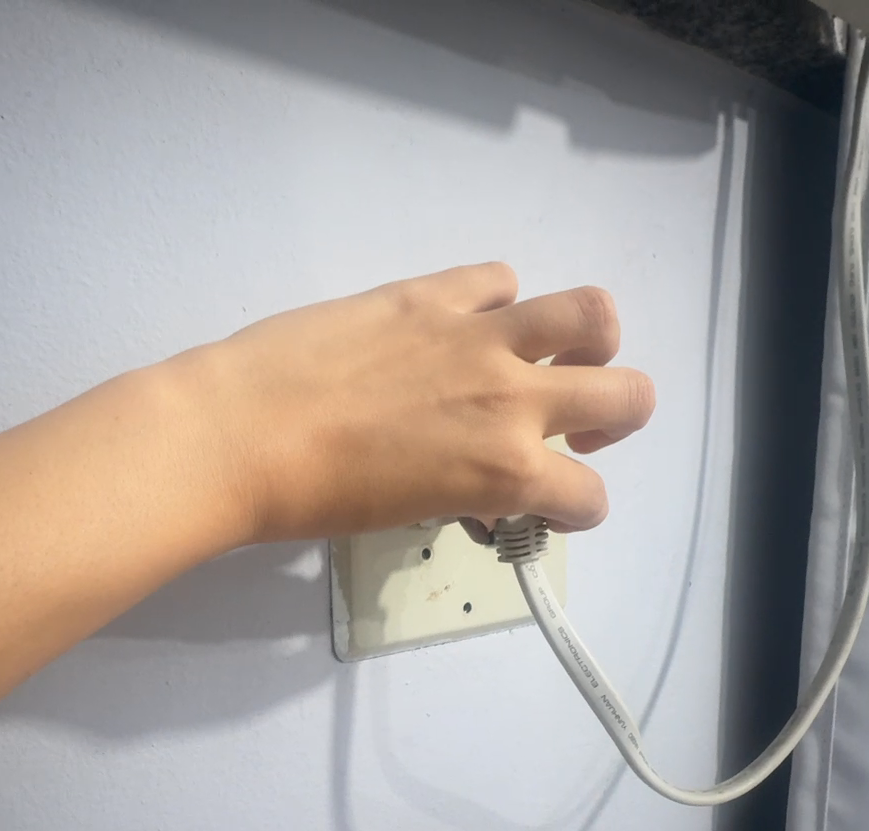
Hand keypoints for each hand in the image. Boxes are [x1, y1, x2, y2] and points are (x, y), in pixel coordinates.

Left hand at [161, 262, 654, 542]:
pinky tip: (465, 321)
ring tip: (552, 351)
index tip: (549, 504)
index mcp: (503, 474)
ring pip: (590, 312)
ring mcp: (475, 337)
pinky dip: (497, 300)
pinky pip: (497, 278)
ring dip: (589, 339)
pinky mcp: (428, 293)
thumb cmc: (311, 499)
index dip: (575, 507)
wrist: (239, 436)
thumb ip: (468, 491)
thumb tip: (481, 483)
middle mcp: (511, 401)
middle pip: (630, 395)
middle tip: (571, 423)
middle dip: (616, 416)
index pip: (587, 496)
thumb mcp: (408, 514)